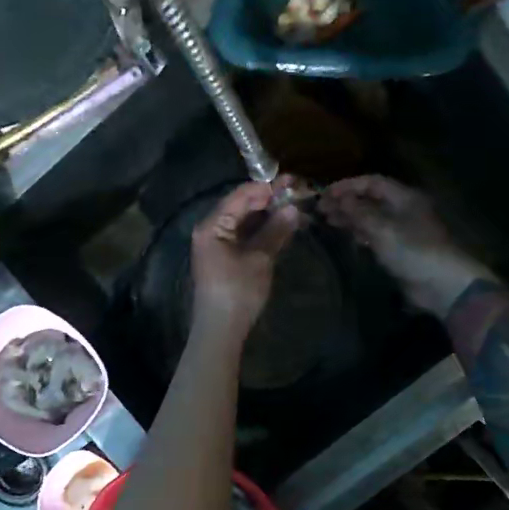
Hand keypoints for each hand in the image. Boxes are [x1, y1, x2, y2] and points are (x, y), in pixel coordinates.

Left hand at [190, 177, 302, 340]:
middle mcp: (209, 230)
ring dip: (268, 213)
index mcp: (212, 226)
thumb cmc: (237, 291)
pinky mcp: (223, 257)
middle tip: (299, 192)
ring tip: (297, 206)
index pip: (239, 195)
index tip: (293, 181)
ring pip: (244, 220)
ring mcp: (215, 244)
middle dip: (269, 198)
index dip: (266, 186)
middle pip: (241, 205)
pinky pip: (243, 234)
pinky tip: (283, 225)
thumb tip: (293, 208)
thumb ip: (276, 230)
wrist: (220, 328)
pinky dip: (262, 229)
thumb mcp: (259, 259)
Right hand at [317, 174, 492, 315]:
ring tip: (327, 220)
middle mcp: (402, 208)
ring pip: (369, 215)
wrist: (439, 283)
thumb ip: (359, 212)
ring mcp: (400, 227)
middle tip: (320, 210)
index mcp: (404, 198)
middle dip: (345, 201)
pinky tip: (344, 234)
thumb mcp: (383, 228)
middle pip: (370, 198)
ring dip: (348, 216)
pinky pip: (373, 232)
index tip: (324, 194)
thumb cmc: (412, 250)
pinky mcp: (396, 245)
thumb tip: (338, 199)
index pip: (372, 183)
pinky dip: (357, 230)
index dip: (347, 186)